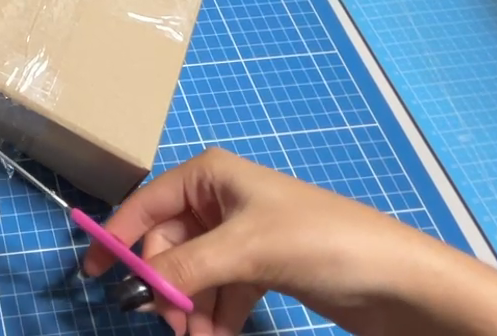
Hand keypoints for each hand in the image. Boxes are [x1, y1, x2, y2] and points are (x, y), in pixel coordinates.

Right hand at [83, 148, 496, 335]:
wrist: (403, 280)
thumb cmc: (319, 240)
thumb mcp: (246, 250)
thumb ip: (187, 266)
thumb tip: (140, 285)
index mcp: (209, 175)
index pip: (148, 202)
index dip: (118, 234)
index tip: (94, 272)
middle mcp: (219, 200)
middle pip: (170, 242)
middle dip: (164, 283)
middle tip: (164, 323)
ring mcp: (241, 235)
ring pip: (194, 271)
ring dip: (189, 306)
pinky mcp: (263, 267)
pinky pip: (221, 290)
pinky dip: (214, 315)